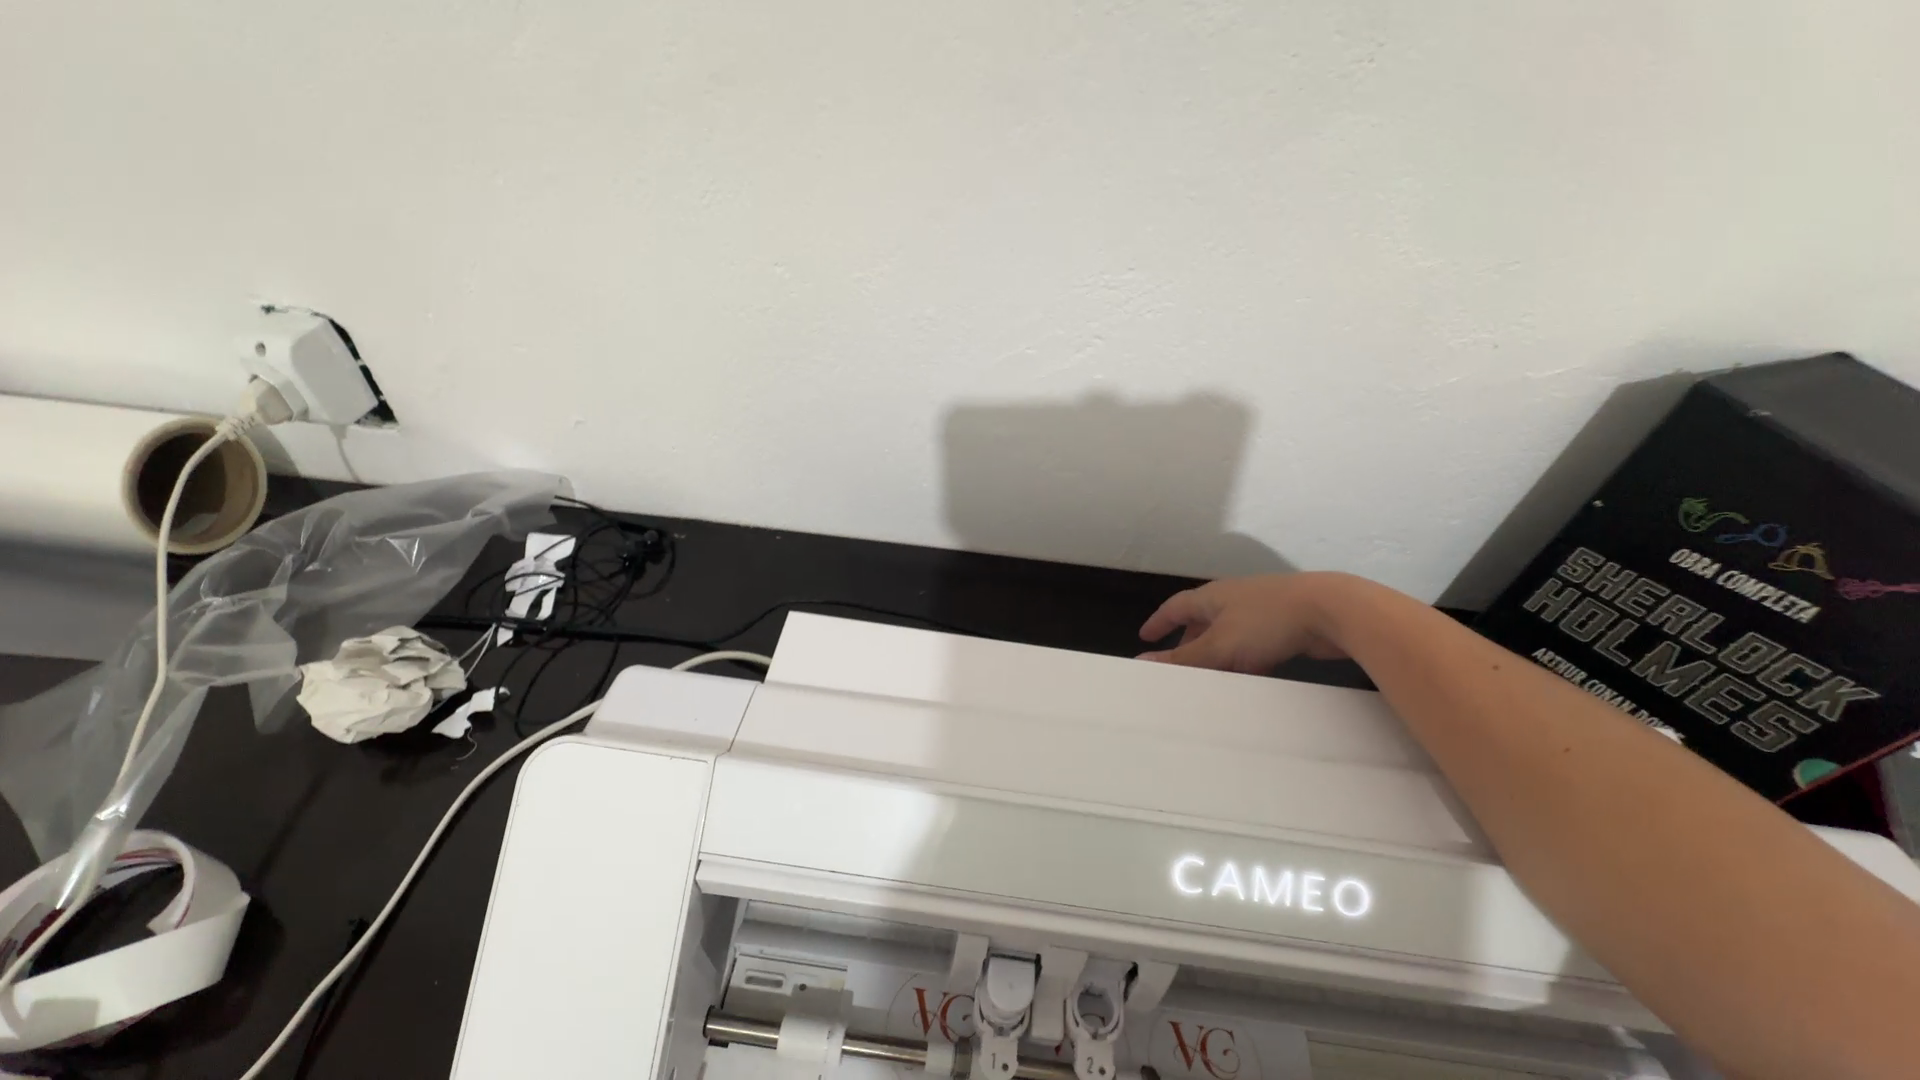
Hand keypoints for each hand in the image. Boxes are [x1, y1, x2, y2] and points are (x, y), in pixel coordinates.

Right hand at [1137, 572, 1352, 671]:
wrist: (1331, 612)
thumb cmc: (1266, 622)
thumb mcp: (1219, 644)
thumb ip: (1182, 658)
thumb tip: (1141, 662)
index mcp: (1212, 597)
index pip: (1176, 607)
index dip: (1159, 622)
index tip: (1144, 638)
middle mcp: (1233, 600)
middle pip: (1202, 621)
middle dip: (1188, 642)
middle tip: (1176, 666)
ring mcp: (1261, 611)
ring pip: (1229, 636)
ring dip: (1217, 656)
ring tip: (1208, 680)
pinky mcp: (1284, 626)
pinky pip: (1253, 646)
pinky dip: (1244, 662)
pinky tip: (1248, 681)